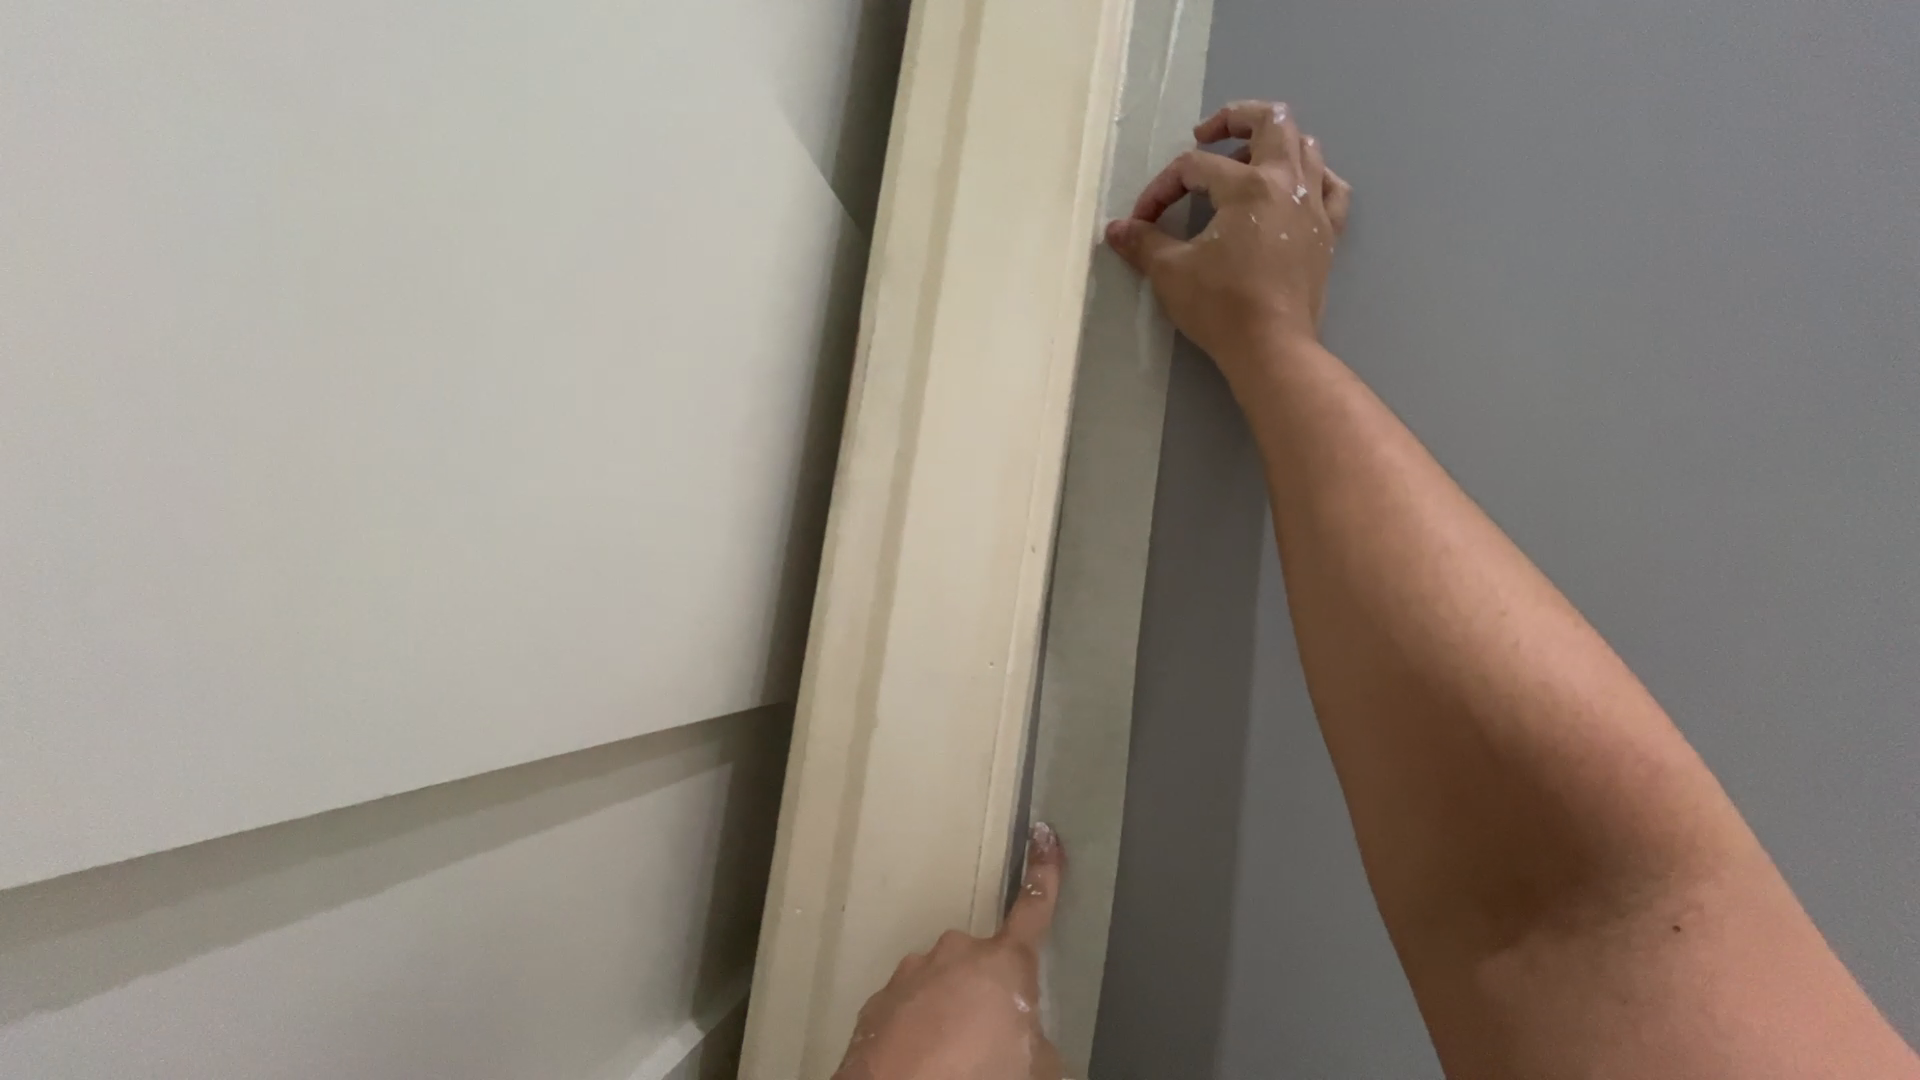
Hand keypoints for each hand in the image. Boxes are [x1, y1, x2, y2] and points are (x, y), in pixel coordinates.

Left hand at [833, 823, 1067, 1079]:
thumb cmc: (977, 1074)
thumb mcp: (1036, 1068)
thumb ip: (1039, 1041)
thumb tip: (1032, 1042)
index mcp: (1003, 963)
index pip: (1033, 909)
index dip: (1044, 874)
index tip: (1044, 836)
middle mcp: (956, 954)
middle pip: (982, 965)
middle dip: (988, 994)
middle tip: (992, 1039)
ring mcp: (912, 974)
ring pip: (942, 986)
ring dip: (949, 1012)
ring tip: (953, 1060)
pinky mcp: (879, 1002)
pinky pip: (909, 1009)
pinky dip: (916, 1030)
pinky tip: (920, 1064)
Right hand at [1104, 100, 1352, 386]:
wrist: (1270, 347)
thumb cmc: (1220, 306)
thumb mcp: (1170, 273)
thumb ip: (1144, 243)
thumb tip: (1116, 229)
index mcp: (1247, 186)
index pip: (1195, 168)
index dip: (1161, 189)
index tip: (1142, 221)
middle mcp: (1286, 182)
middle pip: (1271, 121)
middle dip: (1234, 119)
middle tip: (1206, 136)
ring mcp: (1313, 206)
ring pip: (1304, 147)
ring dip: (1273, 145)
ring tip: (1246, 163)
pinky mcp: (1327, 233)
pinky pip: (1330, 187)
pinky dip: (1312, 178)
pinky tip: (1296, 188)